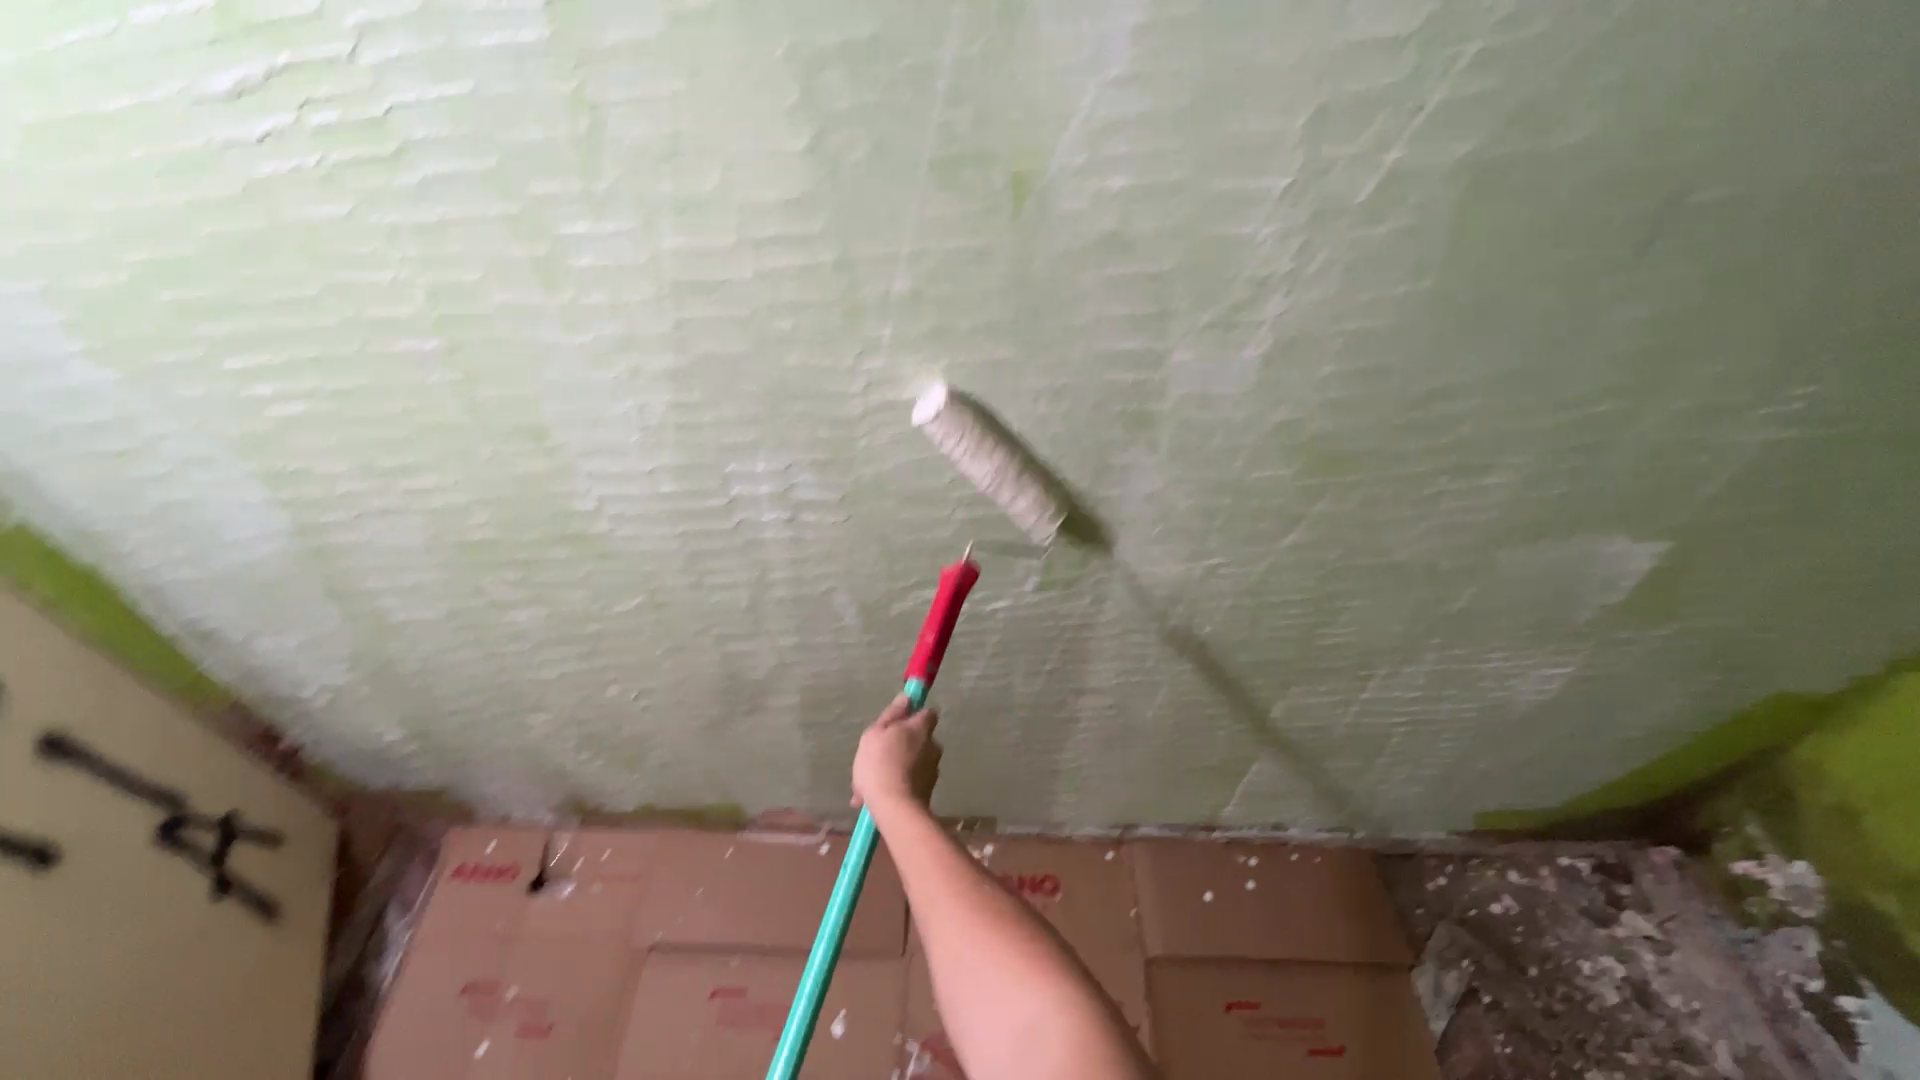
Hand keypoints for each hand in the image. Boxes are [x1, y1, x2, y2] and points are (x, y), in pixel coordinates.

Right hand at [851, 695, 941, 810]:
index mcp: (921, 728)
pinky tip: (873, 799)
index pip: (928, 713)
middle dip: (902, 746)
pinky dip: (896, 786)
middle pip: (919, 739)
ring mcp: (932, 770)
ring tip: (868, 785)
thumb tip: (907, 698)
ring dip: (895, 768)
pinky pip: (910, 783)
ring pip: (912, 763)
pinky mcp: (928, 791)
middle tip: (877, 757)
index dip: (914, 715)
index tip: (898, 722)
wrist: (894, 807)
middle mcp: (933, 746)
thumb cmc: (879, 763)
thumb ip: (892, 715)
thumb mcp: (875, 733)